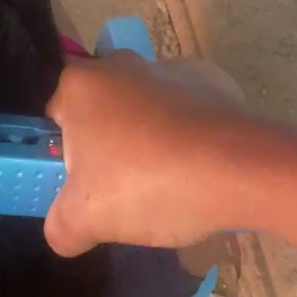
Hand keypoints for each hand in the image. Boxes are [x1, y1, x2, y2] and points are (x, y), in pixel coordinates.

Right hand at [44, 52, 249, 256]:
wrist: (242, 170)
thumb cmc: (148, 182)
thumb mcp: (86, 219)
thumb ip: (60, 226)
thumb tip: (63, 231)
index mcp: (81, 84)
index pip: (54, 117)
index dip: (61, 155)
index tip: (79, 187)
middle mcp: (122, 64)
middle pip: (99, 111)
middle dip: (105, 148)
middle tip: (118, 191)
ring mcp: (171, 68)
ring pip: (144, 110)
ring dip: (147, 141)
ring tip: (165, 188)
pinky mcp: (213, 82)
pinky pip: (185, 113)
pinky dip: (186, 136)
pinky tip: (197, 170)